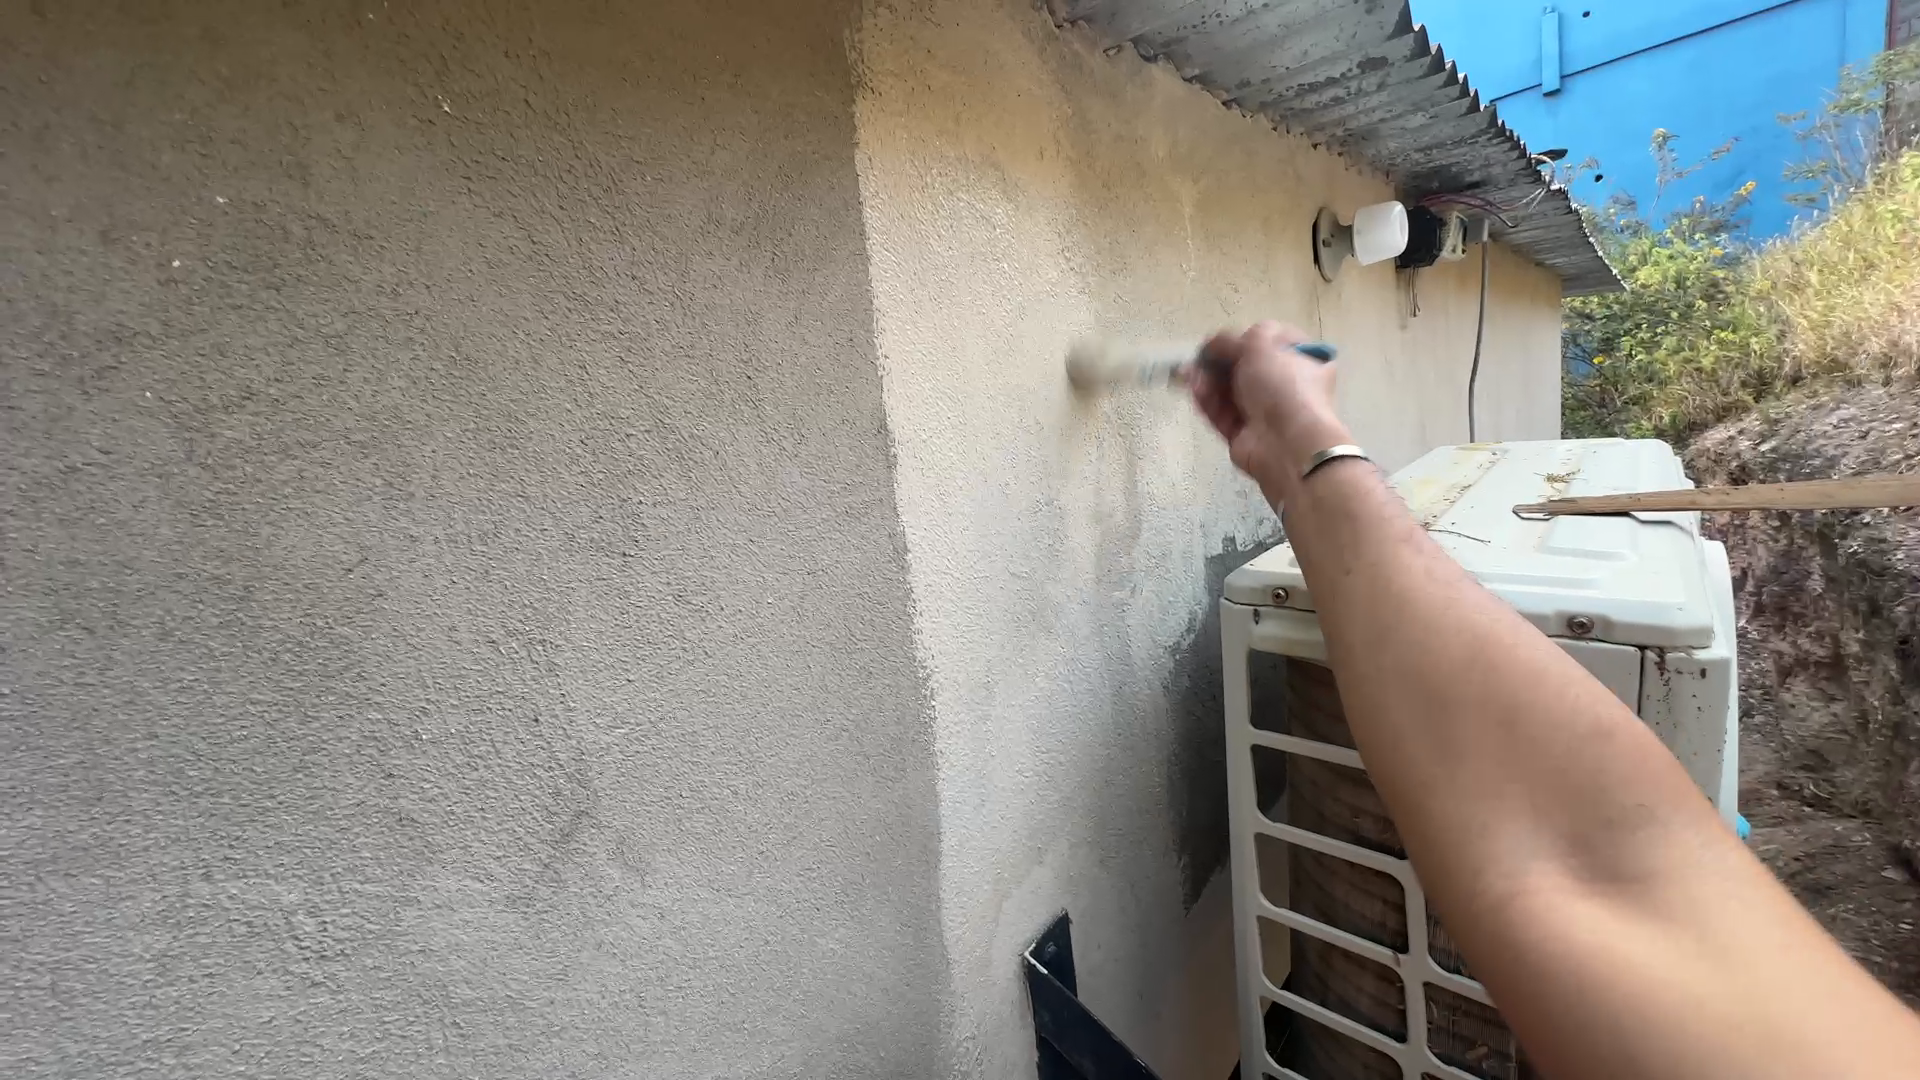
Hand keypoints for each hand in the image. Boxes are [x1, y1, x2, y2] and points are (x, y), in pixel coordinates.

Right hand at [1190, 320, 1352, 504]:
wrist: (1287, 442)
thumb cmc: (1283, 385)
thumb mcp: (1259, 345)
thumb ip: (1230, 340)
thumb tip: (1210, 344)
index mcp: (1301, 360)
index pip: (1270, 343)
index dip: (1244, 338)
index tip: (1223, 341)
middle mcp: (1284, 385)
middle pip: (1243, 368)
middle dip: (1216, 363)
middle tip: (1196, 360)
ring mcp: (1263, 412)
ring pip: (1228, 392)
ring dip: (1207, 381)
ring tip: (1189, 376)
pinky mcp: (1243, 434)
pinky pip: (1221, 414)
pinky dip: (1207, 403)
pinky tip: (1195, 391)